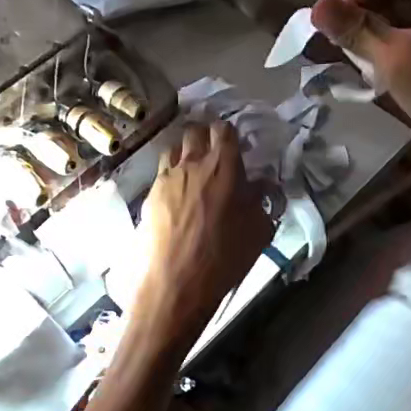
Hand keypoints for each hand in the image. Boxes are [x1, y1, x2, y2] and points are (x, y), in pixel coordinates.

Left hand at [134, 122, 272, 341]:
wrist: (178, 280)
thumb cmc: (225, 256)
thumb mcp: (259, 231)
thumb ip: (260, 201)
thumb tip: (259, 186)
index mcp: (224, 166)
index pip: (224, 130)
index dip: (229, 134)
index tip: (234, 145)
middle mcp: (193, 163)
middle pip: (195, 131)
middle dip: (205, 136)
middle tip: (213, 153)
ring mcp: (167, 177)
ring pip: (173, 148)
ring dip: (184, 152)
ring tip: (192, 169)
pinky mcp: (150, 195)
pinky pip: (161, 173)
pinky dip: (170, 175)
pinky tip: (177, 193)